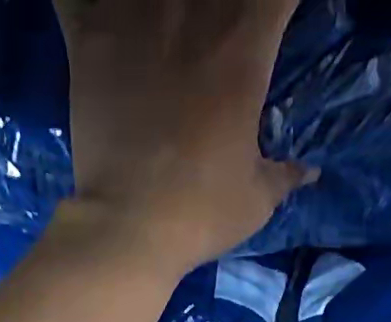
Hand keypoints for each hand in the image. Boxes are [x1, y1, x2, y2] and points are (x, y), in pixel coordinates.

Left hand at [51, 0, 316, 271]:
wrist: (129, 229)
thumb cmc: (201, 213)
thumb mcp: (255, 200)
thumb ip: (283, 175)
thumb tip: (307, 171)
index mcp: (244, 46)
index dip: (277, 5)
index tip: (272, 22)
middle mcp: (194, 13)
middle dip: (222, 4)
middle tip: (215, 31)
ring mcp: (136, 18)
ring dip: (161, 0)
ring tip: (165, 23)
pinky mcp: (89, 38)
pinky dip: (83, 0)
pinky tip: (92, 11)